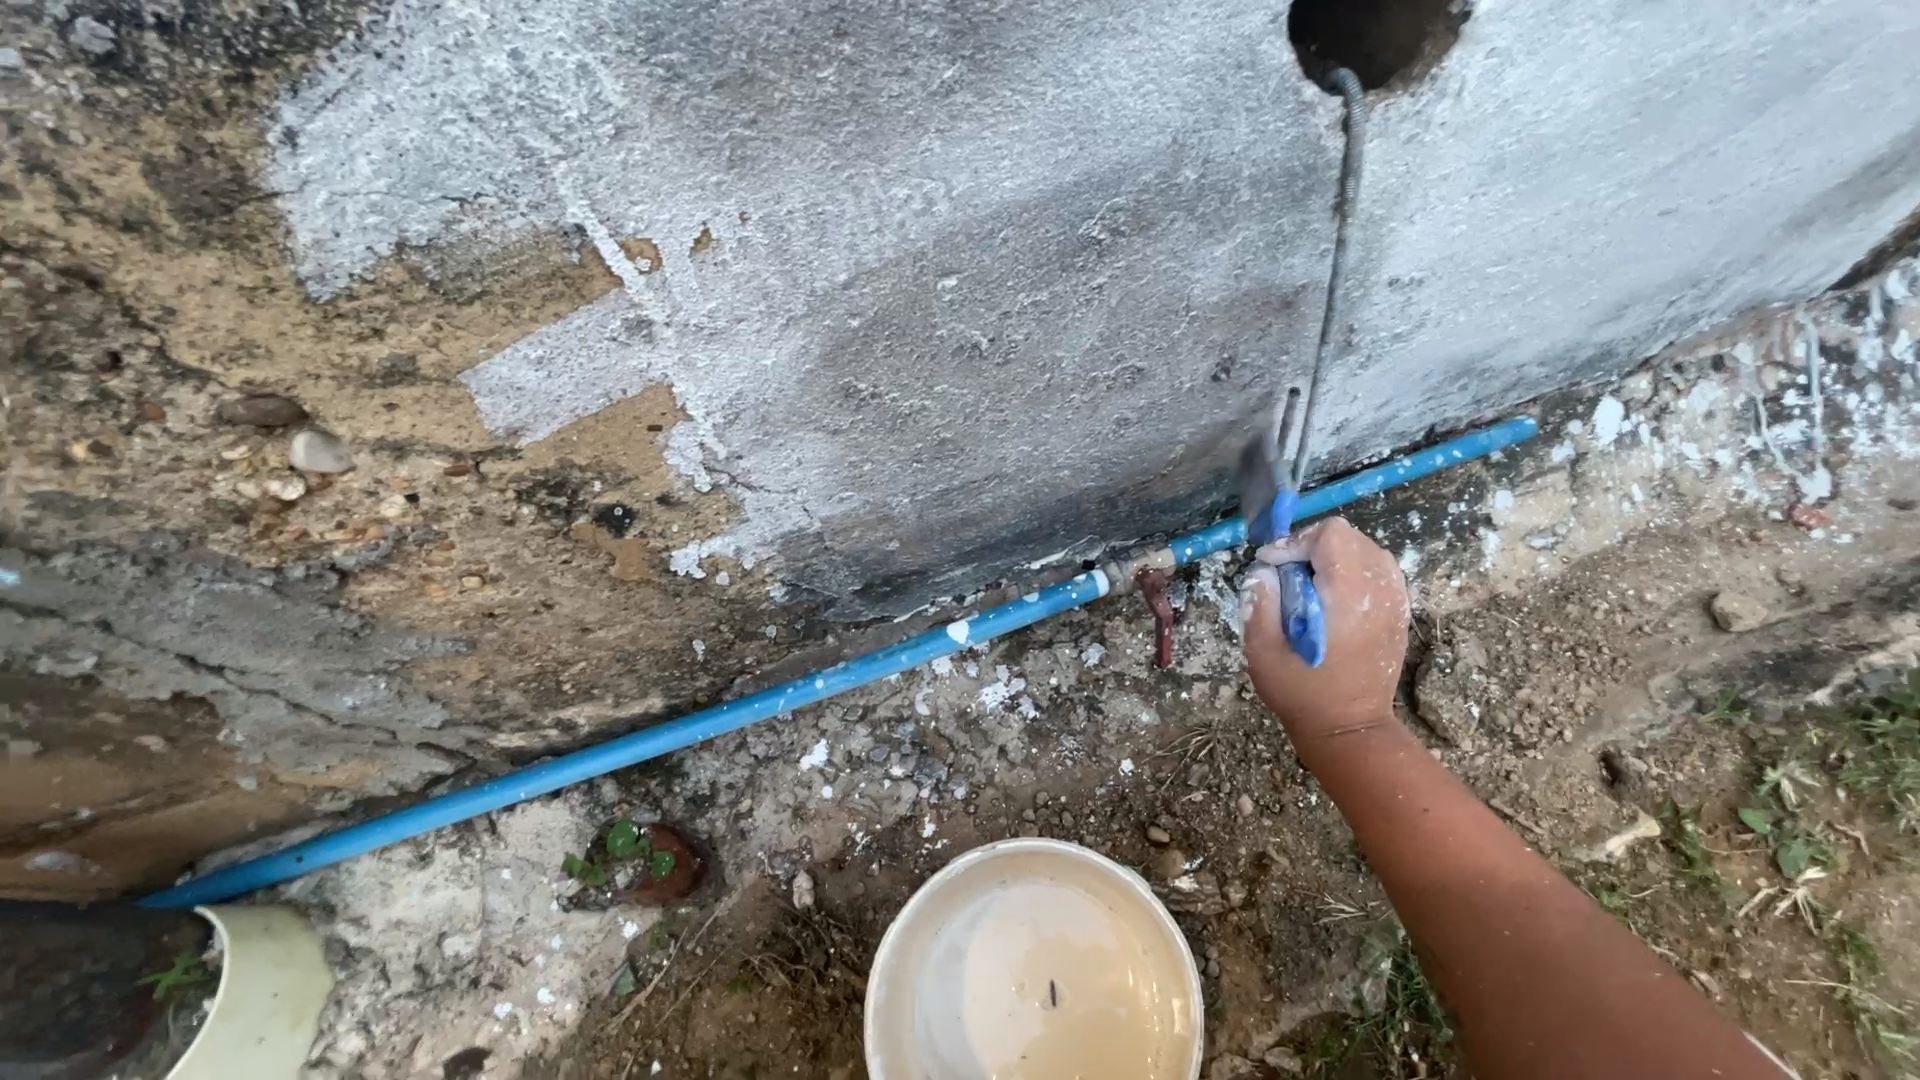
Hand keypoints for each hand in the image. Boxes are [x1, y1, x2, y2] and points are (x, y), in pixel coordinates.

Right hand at [1241, 517, 1409, 740]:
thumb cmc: (1300, 690)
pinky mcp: (1399, 613)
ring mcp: (1396, 601)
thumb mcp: (1262, 648)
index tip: (1272, 568)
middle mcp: (1380, 590)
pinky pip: (1378, 571)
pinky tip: (1332, 598)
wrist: (1348, 727)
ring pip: (1366, 550)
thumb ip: (1260, 600)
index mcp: (1348, 595)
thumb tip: (1264, 570)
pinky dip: (1352, 572)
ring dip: (1333, 558)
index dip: (1295, 543)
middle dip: (1312, 547)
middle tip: (1287, 577)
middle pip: (1349, 537)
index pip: (1330, 535)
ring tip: (1309, 586)